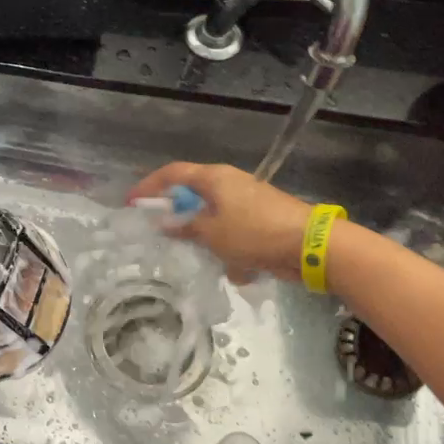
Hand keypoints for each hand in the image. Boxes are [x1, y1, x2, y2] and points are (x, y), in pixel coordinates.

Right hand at [127, 163, 312, 284]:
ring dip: (210, 240)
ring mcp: (250, 201)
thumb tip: (165, 222)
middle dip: (182, 218)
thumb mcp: (211, 233)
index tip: (132, 204)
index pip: (172, 174)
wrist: (312, 246)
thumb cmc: (254, 233)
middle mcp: (230, 183)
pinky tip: (241, 270)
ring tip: (210, 260)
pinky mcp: (264, 219)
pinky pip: (237, 233)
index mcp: (214, 178)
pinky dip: (235, 250)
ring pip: (216, 219)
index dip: (149, 187)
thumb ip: (185, 226)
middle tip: (167, 236)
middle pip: (194, 195)